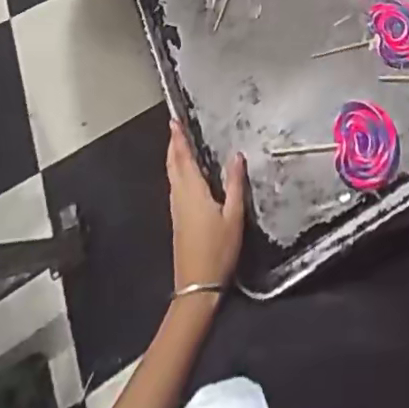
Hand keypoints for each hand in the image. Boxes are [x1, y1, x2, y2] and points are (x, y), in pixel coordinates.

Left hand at [168, 120, 246, 288]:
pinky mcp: (177, 218)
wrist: (197, 285)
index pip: (183, 158)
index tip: (174, 121)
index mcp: (193, 191)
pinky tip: (183, 174)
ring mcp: (176, 208)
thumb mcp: (234, 217)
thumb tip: (236, 156)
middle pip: (173, 164)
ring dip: (173, 157)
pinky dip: (176, 171)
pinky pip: (174, 186)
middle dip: (173, 145)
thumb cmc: (218, 250)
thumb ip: (235, 185)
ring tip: (178, 144)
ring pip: (171, 175)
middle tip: (174, 128)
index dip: (178, 139)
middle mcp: (180, 195)